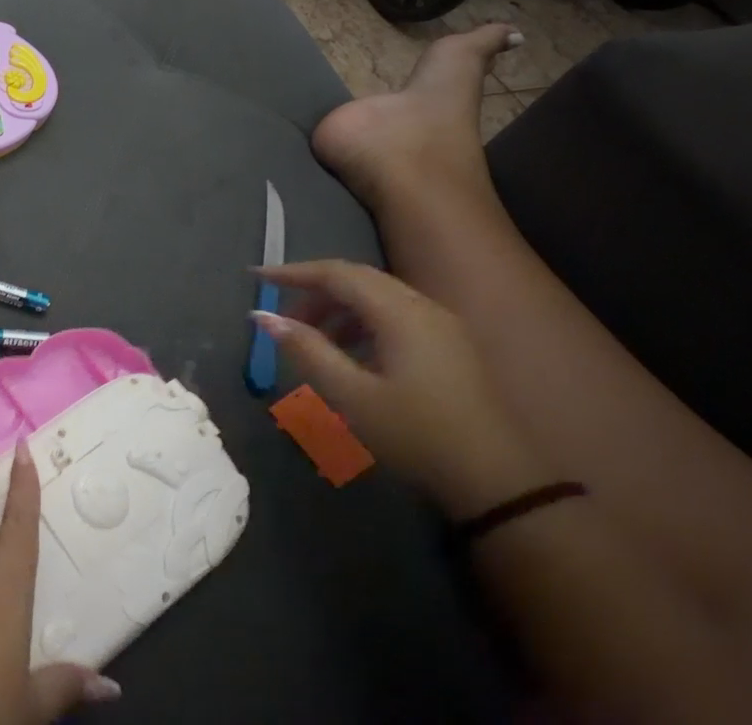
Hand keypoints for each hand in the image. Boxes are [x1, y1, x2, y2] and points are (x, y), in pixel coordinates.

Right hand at [253, 260, 551, 517]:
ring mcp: (442, 326)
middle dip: (314, 291)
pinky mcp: (450, 346)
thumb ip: (306, 350)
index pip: (337, 274)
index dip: (293, 272)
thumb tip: (262, 316)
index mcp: (400, 313)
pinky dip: (361, 324)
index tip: (255, 278)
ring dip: (337, 310)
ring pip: (378, 299)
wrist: (495, 479)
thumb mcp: (350, 395)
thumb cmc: (415, 433)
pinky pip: (395, 317)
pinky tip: (348, 356)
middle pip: (359, 280)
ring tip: (309, 341)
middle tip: (280, 317)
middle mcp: (423, 307)